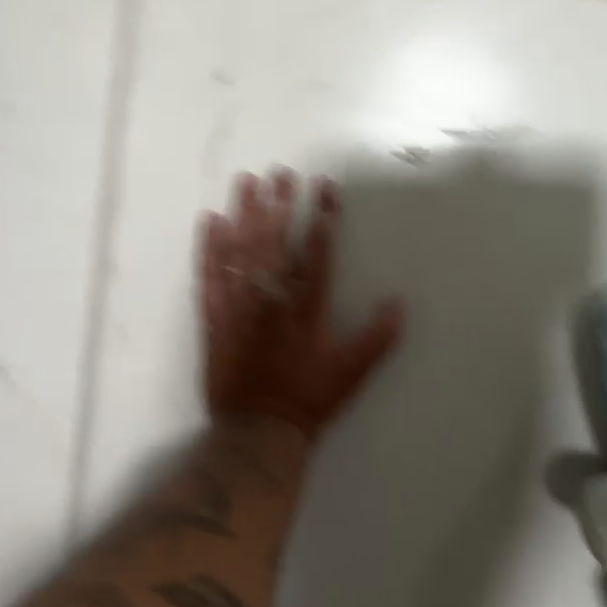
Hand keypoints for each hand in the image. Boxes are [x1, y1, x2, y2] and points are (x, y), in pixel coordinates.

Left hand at [200, 168, 405, 439]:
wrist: (257, 433)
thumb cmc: (308, 400)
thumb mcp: (352, 373)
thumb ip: (377, 338)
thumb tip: (398, 303)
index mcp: (306, 310)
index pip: (316, 254)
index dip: (321, 218)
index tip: (324, 188)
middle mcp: (270, 302)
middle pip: (273, 245)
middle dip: (278, 206)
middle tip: (281, 173)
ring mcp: (238, 309)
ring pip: (239, 254)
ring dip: (244, 215)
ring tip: (247, 182)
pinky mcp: (213, 320)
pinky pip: (209, 279)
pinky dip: (208, 250)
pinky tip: (210, 222)